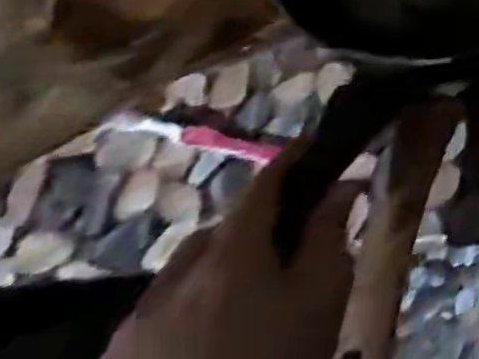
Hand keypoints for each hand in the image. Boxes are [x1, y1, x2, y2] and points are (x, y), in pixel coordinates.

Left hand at [103, 142, 361, 358]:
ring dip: (217, 263)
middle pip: (214, 230)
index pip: (260, 188)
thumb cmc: (282, 351)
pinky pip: (158, 311)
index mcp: (231, 256)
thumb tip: (343, 185)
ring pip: (182, 272)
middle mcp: (174, 280)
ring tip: (250, 286)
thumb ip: (331, 232)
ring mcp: (135, 325)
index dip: (288, 159)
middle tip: (288, 234)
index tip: (312, 141)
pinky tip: (214, 326)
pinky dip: (190, 300)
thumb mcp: (325, 291)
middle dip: (250, 222)